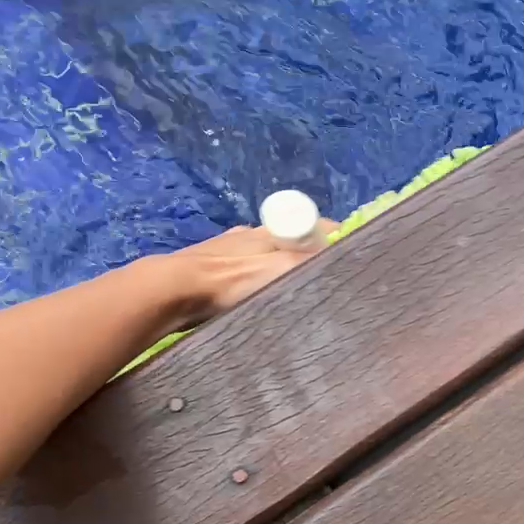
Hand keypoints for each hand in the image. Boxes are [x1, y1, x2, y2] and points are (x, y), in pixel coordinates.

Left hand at [163, 220, 339, 322]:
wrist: (175, 291)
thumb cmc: (230, 279)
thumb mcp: (279, 269)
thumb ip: (309, 263)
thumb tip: (344, 258)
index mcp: (269, 231)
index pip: (311, 225)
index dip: (332, 238)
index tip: (348, 258)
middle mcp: (250, 235)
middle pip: (291, 241)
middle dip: (310, 256)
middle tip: (326, 282)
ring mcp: (231, 252)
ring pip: (270, 257)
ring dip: (285, 271)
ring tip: (298, 294)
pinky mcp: (217, 272)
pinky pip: (252, 273)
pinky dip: (263, 282)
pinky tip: (265, 299)